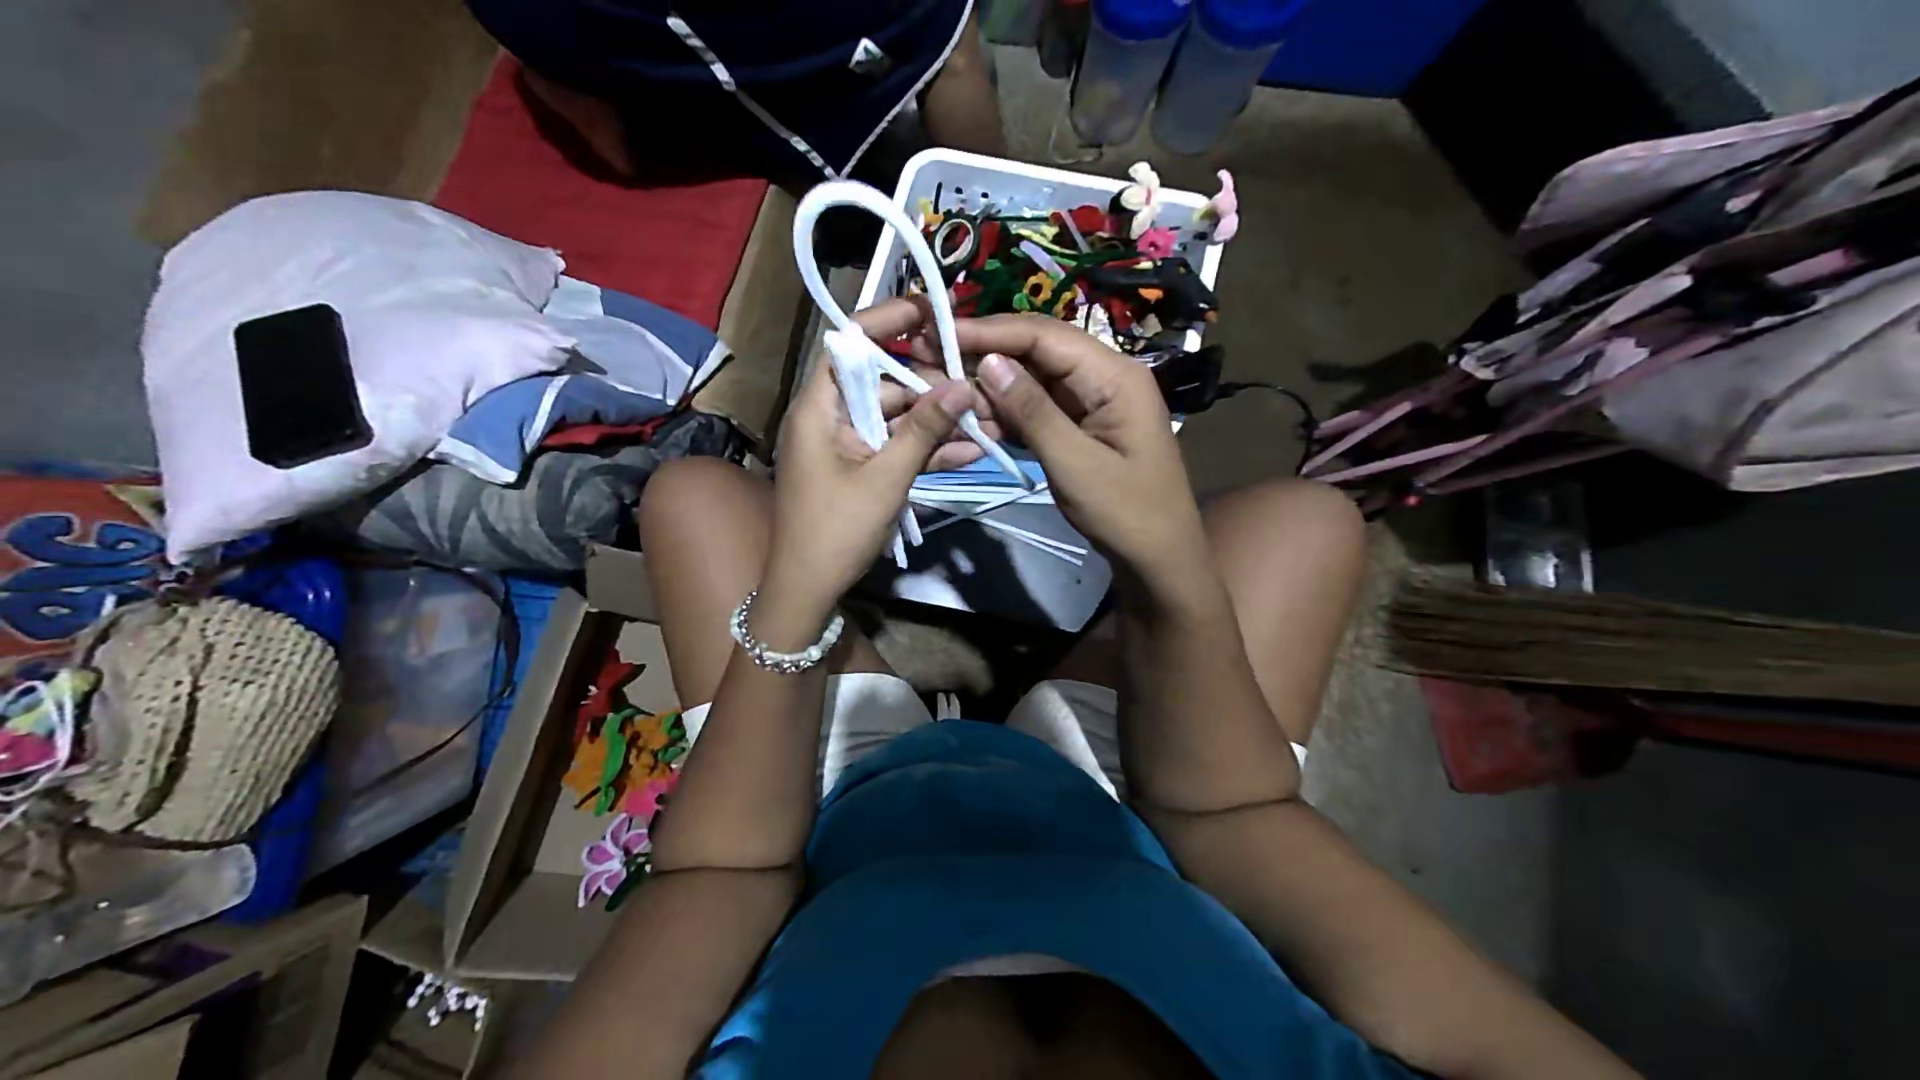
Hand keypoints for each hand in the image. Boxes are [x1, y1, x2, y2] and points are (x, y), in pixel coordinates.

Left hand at [760, 299, 975, 641]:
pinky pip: (894, 447)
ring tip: (986, 421)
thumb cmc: (836, 530)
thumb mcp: (886, 477)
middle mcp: (829, 417)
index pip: (849, 343)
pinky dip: (925, 450)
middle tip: (975, 382)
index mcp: (819, 408)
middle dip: (931, 382)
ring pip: (896, 417)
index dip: (889, 320)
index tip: (932, 309)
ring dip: (937, 421)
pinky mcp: (858, 468)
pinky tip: (968, 453)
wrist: (807, 589)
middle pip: (882, 381)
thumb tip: (965, 387)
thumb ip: (925, 430)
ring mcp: (845, 444)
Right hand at [955, 315, 1212, 601]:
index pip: (1045, 336)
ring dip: (989, 385)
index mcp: (1114, 375)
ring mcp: (1090, 400)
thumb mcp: (1076, 464)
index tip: (942, 332)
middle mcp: (1103, 376)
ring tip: (941, 387)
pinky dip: (1004, 412)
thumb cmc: (1126, 511)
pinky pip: (1035, 406)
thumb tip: (989, 362)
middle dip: (985, 351)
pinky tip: (971, 418)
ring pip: (1031, 378)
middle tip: (931, 353)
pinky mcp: (1078, 423)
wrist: (1157, 555)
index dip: (992, 331)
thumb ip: (1032, 412)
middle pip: (1036, 350)